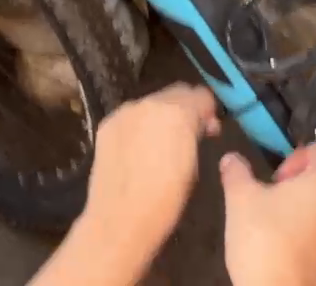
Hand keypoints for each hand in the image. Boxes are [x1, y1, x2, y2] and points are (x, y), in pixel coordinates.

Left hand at [77, 84, 221, 265]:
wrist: (118, 222)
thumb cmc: (165, 202)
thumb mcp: (193, 167)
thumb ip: (197, 135)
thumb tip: (201, 124)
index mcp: (178, 113)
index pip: (201, 95)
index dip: (208, 110)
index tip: (209, 128)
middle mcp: (151, 102)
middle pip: (176, 93)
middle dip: (186, 109)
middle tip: (188, 134)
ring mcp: (126, 111)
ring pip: (152, 103)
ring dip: (161, 116)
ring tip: (160, 144)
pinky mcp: (107, 123)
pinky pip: (131, 116)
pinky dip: (139, 126)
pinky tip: (137, 150)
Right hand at [219, 141, 315, 285]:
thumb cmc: (263, 239)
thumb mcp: (240, 198)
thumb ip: (236, 171)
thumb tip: (230, 158)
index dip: (300, 153)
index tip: (279, 174)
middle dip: (307, 174)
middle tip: (280, 189)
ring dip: (310, 199)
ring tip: (280, 213)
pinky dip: (313, 222)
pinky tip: (287, 236)